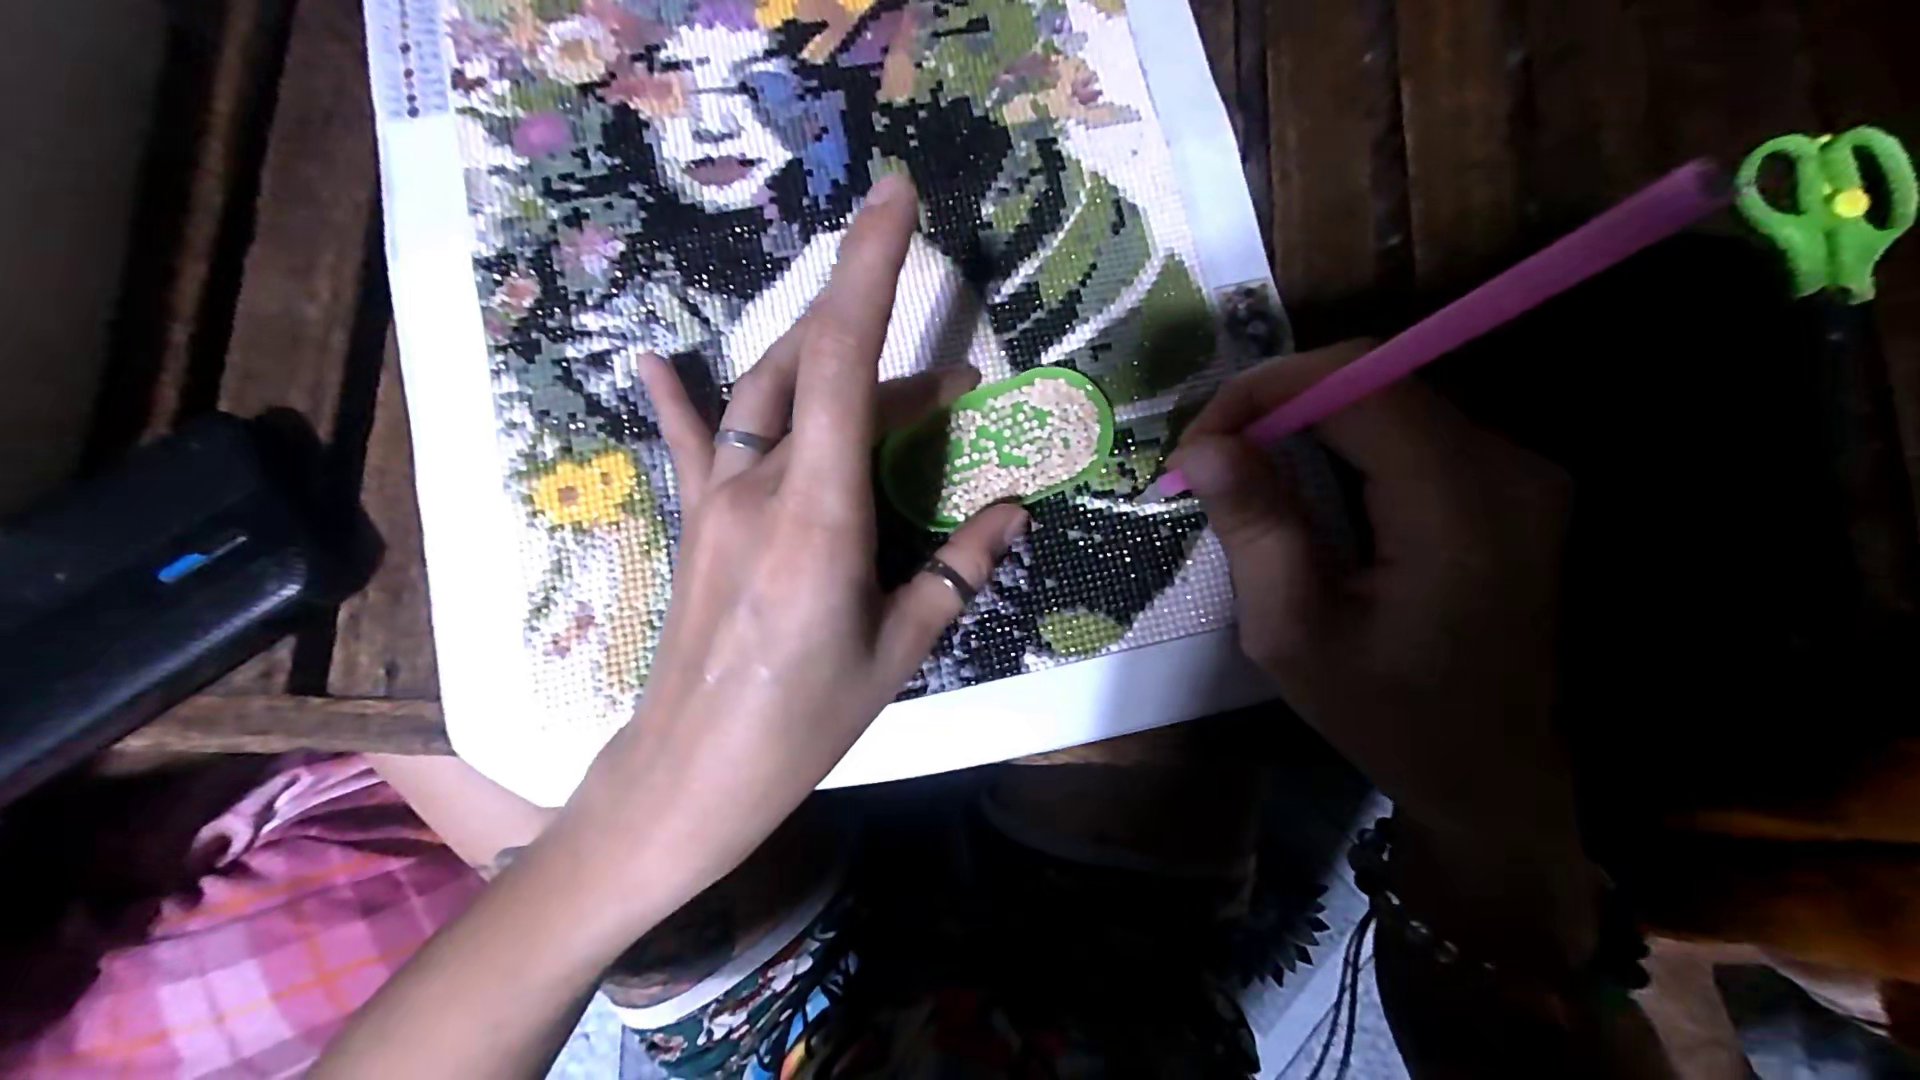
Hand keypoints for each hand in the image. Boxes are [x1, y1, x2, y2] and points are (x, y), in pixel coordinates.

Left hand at [567, 175, 1028, 918]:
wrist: (690, 770)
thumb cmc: (804, 721)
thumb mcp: (899, 649)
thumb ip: (958, 570)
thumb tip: (1016, 512)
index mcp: (820, 514)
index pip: (844, 360)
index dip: (869, 269)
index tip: (897, 199)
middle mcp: (761, 485)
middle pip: (818, 371)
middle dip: (891, 354)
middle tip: (957, 386)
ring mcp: (717, 497)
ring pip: (767, 392)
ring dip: (825, 365)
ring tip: (890, 391)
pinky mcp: (694, 519)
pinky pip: (690, 441)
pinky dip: (680, 395)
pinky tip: (658, 358)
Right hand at [1172, 342, 1577, 846]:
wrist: (1489, 770)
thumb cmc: (1385, 713)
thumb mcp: (1292, 632)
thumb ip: (1254, 530)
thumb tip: (1203, 445)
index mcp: (1460, 509)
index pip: (1362, 385)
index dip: (1267, 388)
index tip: (1200, 440)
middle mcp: (1506, 468)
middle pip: (1376, 378)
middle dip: (1275, 399)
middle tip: (1209, 454)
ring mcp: (1515, 472)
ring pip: (1387, 395)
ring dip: (1300, 415)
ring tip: (1238, 465)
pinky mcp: (1503, 484)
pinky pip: (1405, 427)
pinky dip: (1335, 435)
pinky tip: (1294, 476)